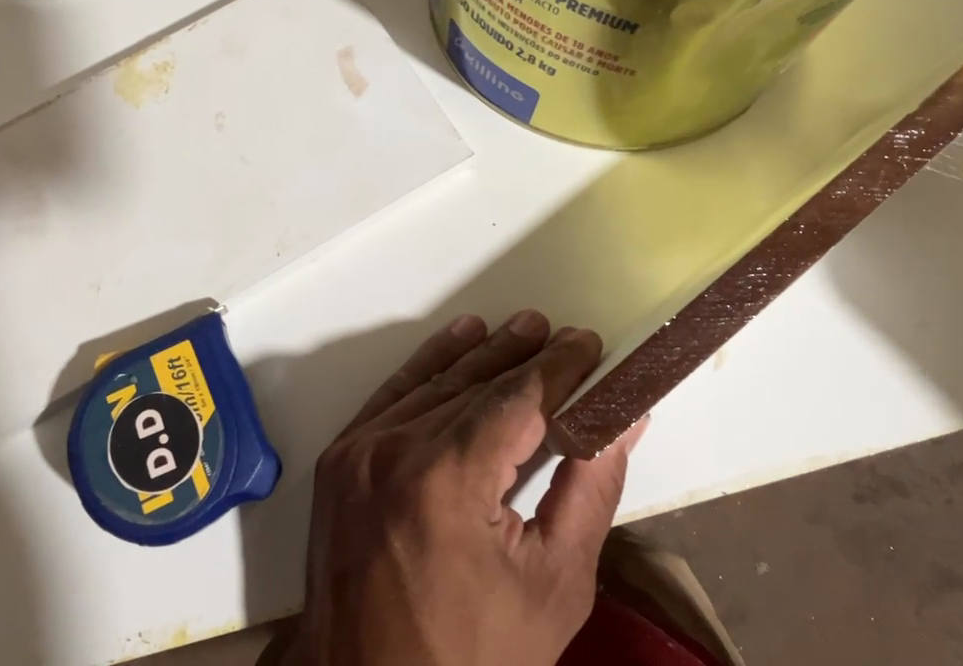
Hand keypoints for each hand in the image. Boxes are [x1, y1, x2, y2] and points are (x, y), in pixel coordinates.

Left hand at [265, 309, 647, 665]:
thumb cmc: (473, 652)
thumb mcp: (554, 583)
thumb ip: (589, 490)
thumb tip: (620, 422)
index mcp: (445, 480)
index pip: (514, 402)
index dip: (556, 370)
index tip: (588, 346)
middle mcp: (393, 451)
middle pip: (472, 386)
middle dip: (522, 358)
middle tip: (561, 335)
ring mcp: (359, 452)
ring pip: (431, 384)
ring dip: (478, 354)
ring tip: (518, 328)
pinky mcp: (341, 459)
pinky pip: (392, 396)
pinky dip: (427, 366)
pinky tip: (458, 341)